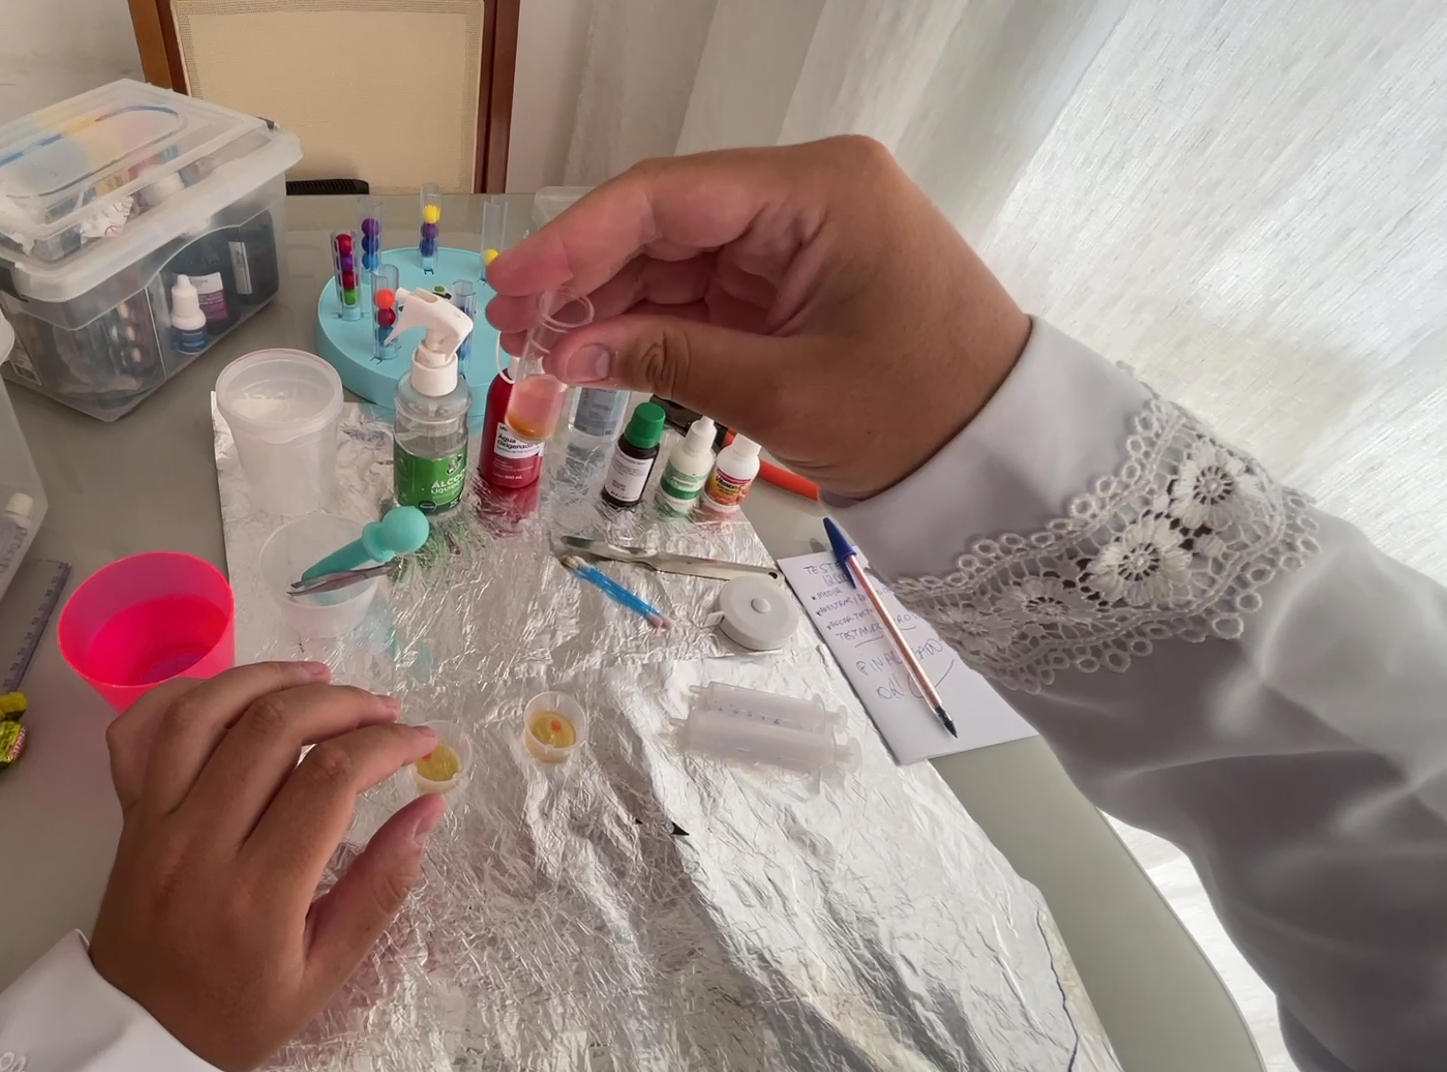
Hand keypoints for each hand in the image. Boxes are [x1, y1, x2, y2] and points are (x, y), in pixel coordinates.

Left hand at [89, 661, 445, 1071]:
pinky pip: (140, 729)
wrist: (134, 1037)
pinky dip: (185, 692)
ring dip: (271, 677)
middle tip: (382, 709)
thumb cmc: (240, 1010)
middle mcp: (199, 844)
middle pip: (275, 727)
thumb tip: (430, 807)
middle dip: (343, 703)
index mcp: (258, 893)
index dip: (387, 744)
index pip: (331, 779)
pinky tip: (234, 690)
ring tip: (320, 677)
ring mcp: (153, 821)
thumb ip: (383, 886)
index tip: (420, 740)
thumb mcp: (327, 971)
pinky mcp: (128, 813)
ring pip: (208, 711)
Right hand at [485, 137, 1031, 498]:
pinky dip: (641, 327)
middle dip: (580, 275)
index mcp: (814, 192)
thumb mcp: (780, 388)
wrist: (989, 454)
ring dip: (602, 304)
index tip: (510, 282)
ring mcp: (786, 243)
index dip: (576, 239)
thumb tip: (561, 352)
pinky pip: (693, 298)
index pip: (666, 197)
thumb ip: (665, 359)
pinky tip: (590, 351)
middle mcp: (795, 200)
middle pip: (659, 224)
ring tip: (533, 343)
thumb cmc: (908, 412)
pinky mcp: (780, 287)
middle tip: (508, 322)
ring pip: (668, 262)